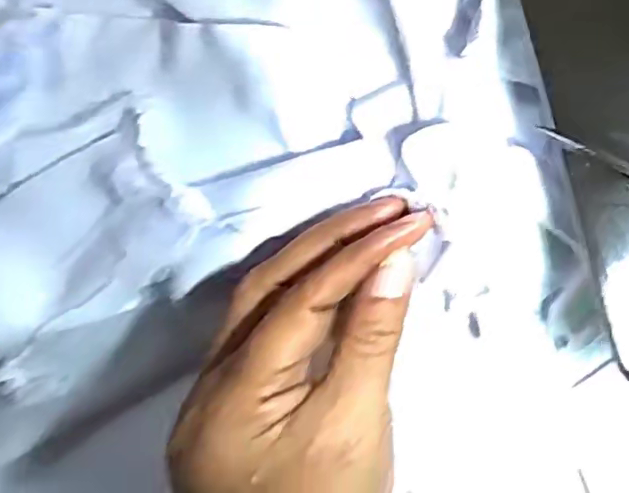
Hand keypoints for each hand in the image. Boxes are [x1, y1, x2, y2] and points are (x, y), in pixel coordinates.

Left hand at [169, 198, 432, 492]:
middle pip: (271, 283)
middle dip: (336, 236)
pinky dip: (320, 281)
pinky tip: (354, 267)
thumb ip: (372, 334)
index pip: (301, 297)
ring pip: (269, 296)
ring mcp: (227, 389)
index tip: (415, 221)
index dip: (361, 252)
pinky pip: (280, 318)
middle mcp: (213, 383)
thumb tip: (397, 255)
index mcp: (230, 395)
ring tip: (379, 222)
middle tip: (395, 207)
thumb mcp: (355, 421)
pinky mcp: (251, 394)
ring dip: (325, 251)